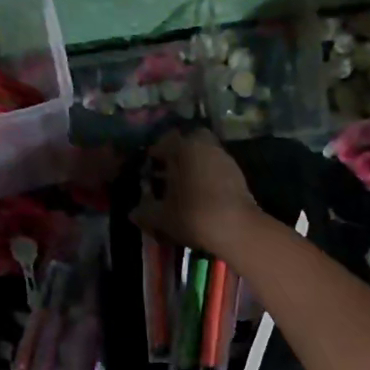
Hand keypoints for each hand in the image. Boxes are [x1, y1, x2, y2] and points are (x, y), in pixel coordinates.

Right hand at [130, 128, 266, 254]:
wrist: (235, 228)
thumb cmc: (191, 216)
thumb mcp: (160, 217)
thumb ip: (144, 212)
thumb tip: (132, 213)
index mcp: (183, 149)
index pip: (163, 142)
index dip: (152, 154)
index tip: (146, 168)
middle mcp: (205, 146)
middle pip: (188, 141)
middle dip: (177, 153)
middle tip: (166, 171)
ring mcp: (224, 158)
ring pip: (203, 153)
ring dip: (193, 164)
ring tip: (182, 186)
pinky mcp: (237, 173)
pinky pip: (215, 167)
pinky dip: (206, 175)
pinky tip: (200, 193)